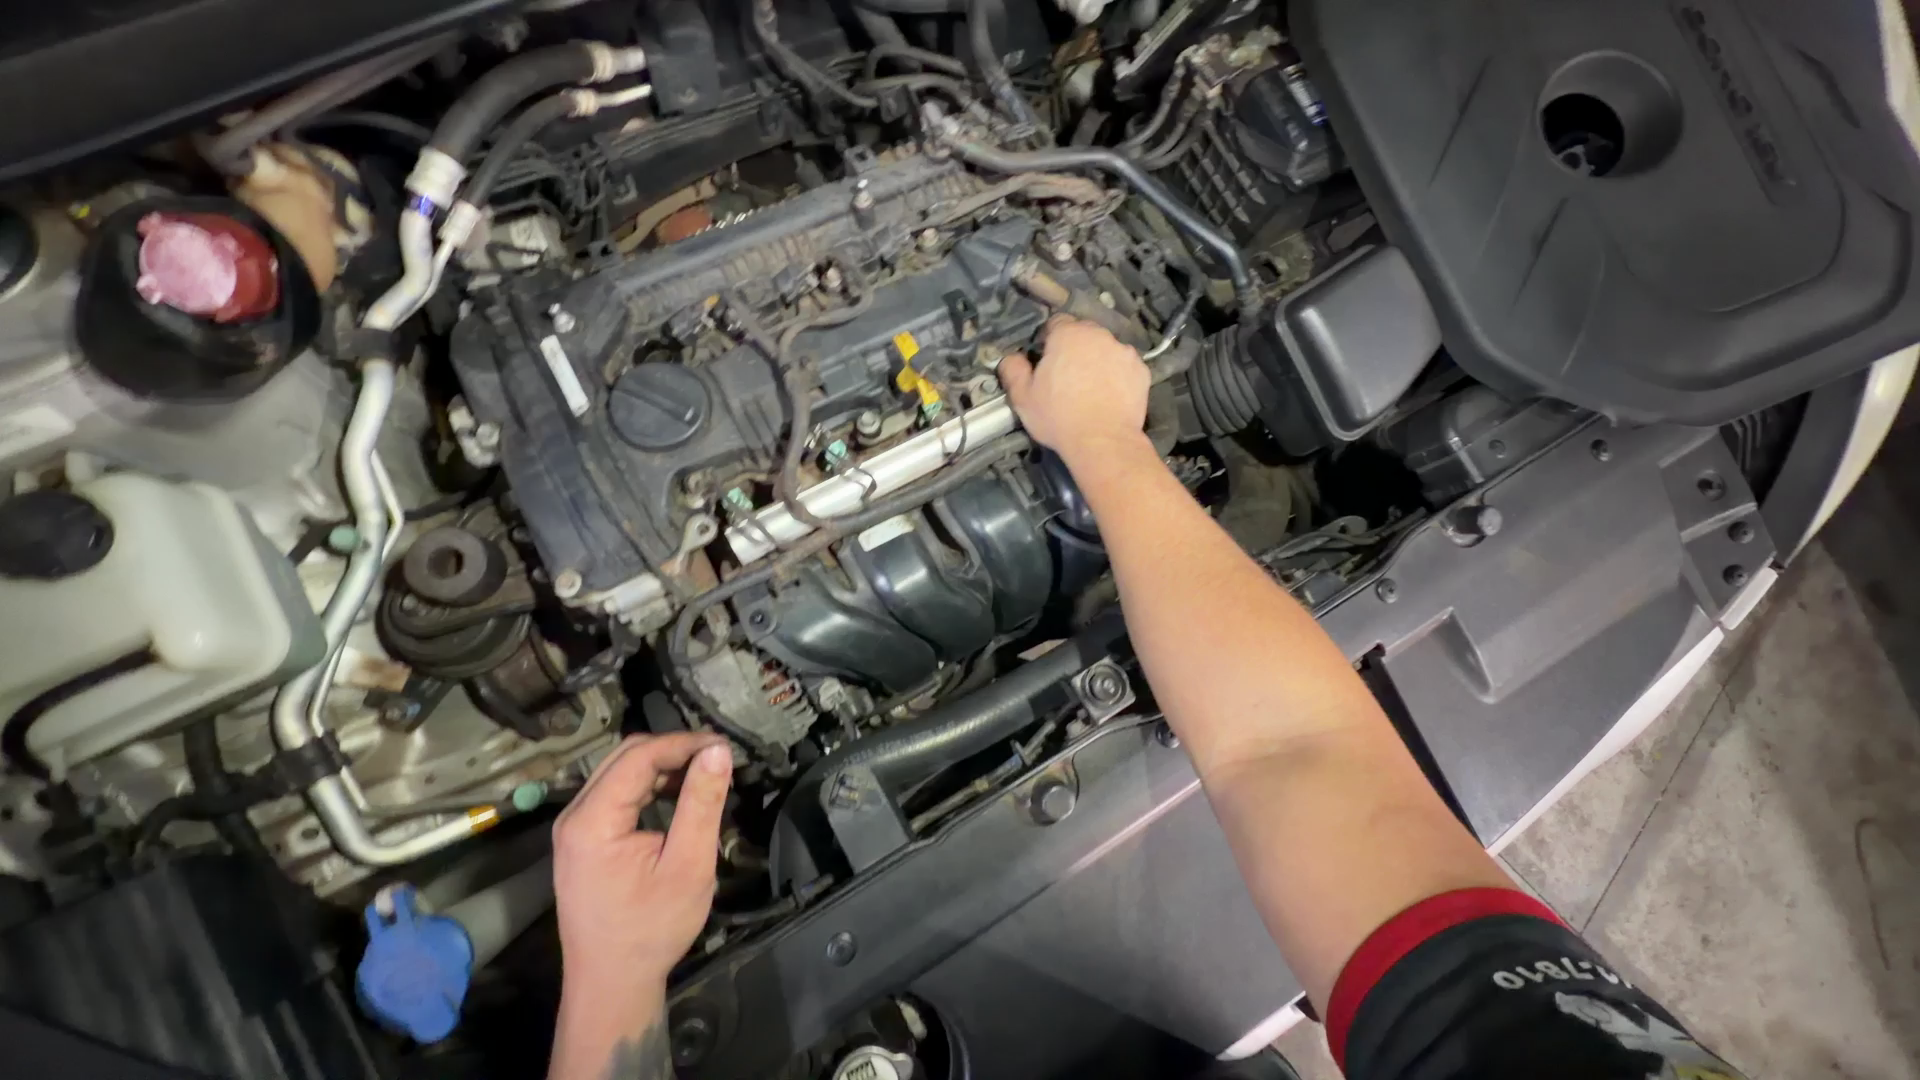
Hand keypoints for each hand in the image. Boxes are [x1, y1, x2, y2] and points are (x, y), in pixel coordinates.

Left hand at [550, 734, 731, 1038]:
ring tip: (705, 772)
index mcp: (592, 820)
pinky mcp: (583, 837)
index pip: (641, 756)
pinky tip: (680, 793)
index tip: (725, 747)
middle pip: (627, 756)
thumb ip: (702, 803)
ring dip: (664, 764)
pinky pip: (617, 791)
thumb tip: (718, 751)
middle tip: (718, 757)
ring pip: (621, 770)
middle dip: (675, 749)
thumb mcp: (688, 865)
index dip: (685, 744)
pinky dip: (651, 783)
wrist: (612, 983)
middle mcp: (575, 815)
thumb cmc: (651, 928)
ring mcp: (575, 826)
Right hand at [999, 315, 1150, 462]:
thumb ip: (1013, 370)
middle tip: (1065, 377)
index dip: (1048, 341)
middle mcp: (1098, 335)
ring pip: (1104, 349)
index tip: (1045, 360)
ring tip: (1088, 388)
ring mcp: (1123, 351)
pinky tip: (1107, 395)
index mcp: (1068, 335)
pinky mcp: (1141, 370)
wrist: (1103, 442)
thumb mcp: (1023, 397)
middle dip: (1073, 349)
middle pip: (1082, 333)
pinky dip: (1116, 375)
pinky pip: (1123, 366)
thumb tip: (1009, 358)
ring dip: (1096, 360)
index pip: (1055, 323)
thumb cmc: (1060, 418)